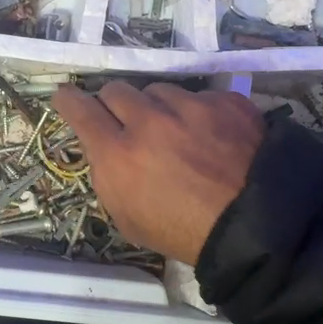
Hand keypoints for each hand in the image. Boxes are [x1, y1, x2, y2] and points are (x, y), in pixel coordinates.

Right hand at [51, 82, 264, 263]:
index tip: (65, 97)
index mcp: (117, 154)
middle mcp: (148, 121)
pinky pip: (200, 96)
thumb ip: (108, 175)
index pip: (80, 109)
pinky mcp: (226, 103)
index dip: (68, 100)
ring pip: (158, 90)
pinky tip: (209, 134)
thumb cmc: (182, 233)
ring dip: (157, 106)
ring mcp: (190, 107)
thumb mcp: (126, 217)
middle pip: (116, 90)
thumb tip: (105, 150)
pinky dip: (198, 112)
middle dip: (114, 104)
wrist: (257, 227)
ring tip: (173, 129)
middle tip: (125, 121)